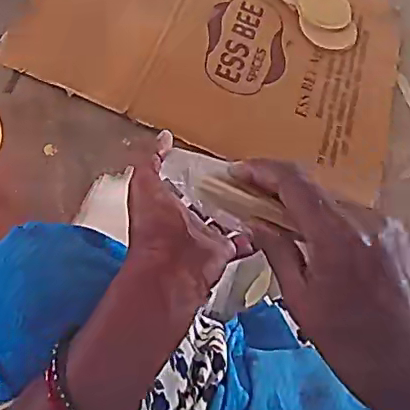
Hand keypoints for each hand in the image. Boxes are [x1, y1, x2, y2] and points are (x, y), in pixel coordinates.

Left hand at [120, 132, 248, 303]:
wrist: (169, 271)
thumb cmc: (153, 230)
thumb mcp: (144, 185)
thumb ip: (150, 160)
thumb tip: (162, 138)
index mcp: (165, 205)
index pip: (179, 183)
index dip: (191, 172)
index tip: (209, 159)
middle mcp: (184, 221)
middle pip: (205, 201)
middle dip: (220, 190)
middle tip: (240, 174)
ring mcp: (204, 238)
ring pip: (225, 220)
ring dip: (239, 210)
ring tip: (257, 192)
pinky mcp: (222, 251)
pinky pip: (242, 241)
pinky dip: (254, 235)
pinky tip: (264, 221)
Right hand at [231, 160, 409, 409]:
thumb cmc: (356, 350)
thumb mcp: (303, 304)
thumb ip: (278, 253)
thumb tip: (255, 222)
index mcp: (338, 235)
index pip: (294, 182)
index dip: (261, 170)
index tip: (237, 173)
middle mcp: (366, 219)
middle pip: (314, 188)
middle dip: (279, 189)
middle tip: (248, 199)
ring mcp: (386, 225)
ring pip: (333, 202)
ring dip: (304, 207)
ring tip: (278, 223)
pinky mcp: (398, 236)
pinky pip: (353, 217)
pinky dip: (328, 221)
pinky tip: (314, 241)